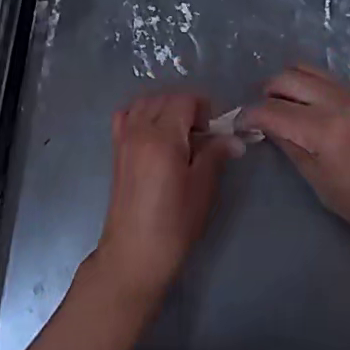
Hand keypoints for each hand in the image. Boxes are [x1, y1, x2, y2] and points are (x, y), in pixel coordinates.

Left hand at [89, 89, 236, 303]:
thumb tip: (234, 139)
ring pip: (144, 102)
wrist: (135, 252)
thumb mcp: (202, 188)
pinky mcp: (116, 149)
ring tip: (180, 134)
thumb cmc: (174, 223)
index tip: (214, 130)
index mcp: (162, 136)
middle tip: (202, 134)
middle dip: (186, 107)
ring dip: (164, 107)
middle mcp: (139, 129)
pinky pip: (126, 116)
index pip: (184, 100)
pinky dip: (141, 114)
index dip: (203, 108)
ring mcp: (124, 138)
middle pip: (164, 98)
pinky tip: (154, 134)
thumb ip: (215, 155)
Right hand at [243, 65, 349, 251]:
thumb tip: (263, 125)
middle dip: (265, 94)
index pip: (271, 110)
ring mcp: (349, 95)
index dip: (248, 115)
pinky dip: (303, 83)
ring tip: (279, 107)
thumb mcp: (314, 178)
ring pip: (302, 69)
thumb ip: (287, 143)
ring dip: (284, 84)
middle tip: (259, 116)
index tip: (237, 124)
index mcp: (323, 130)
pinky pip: (320, 76)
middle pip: (285, 78)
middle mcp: (336, 103)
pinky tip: (301, 106)